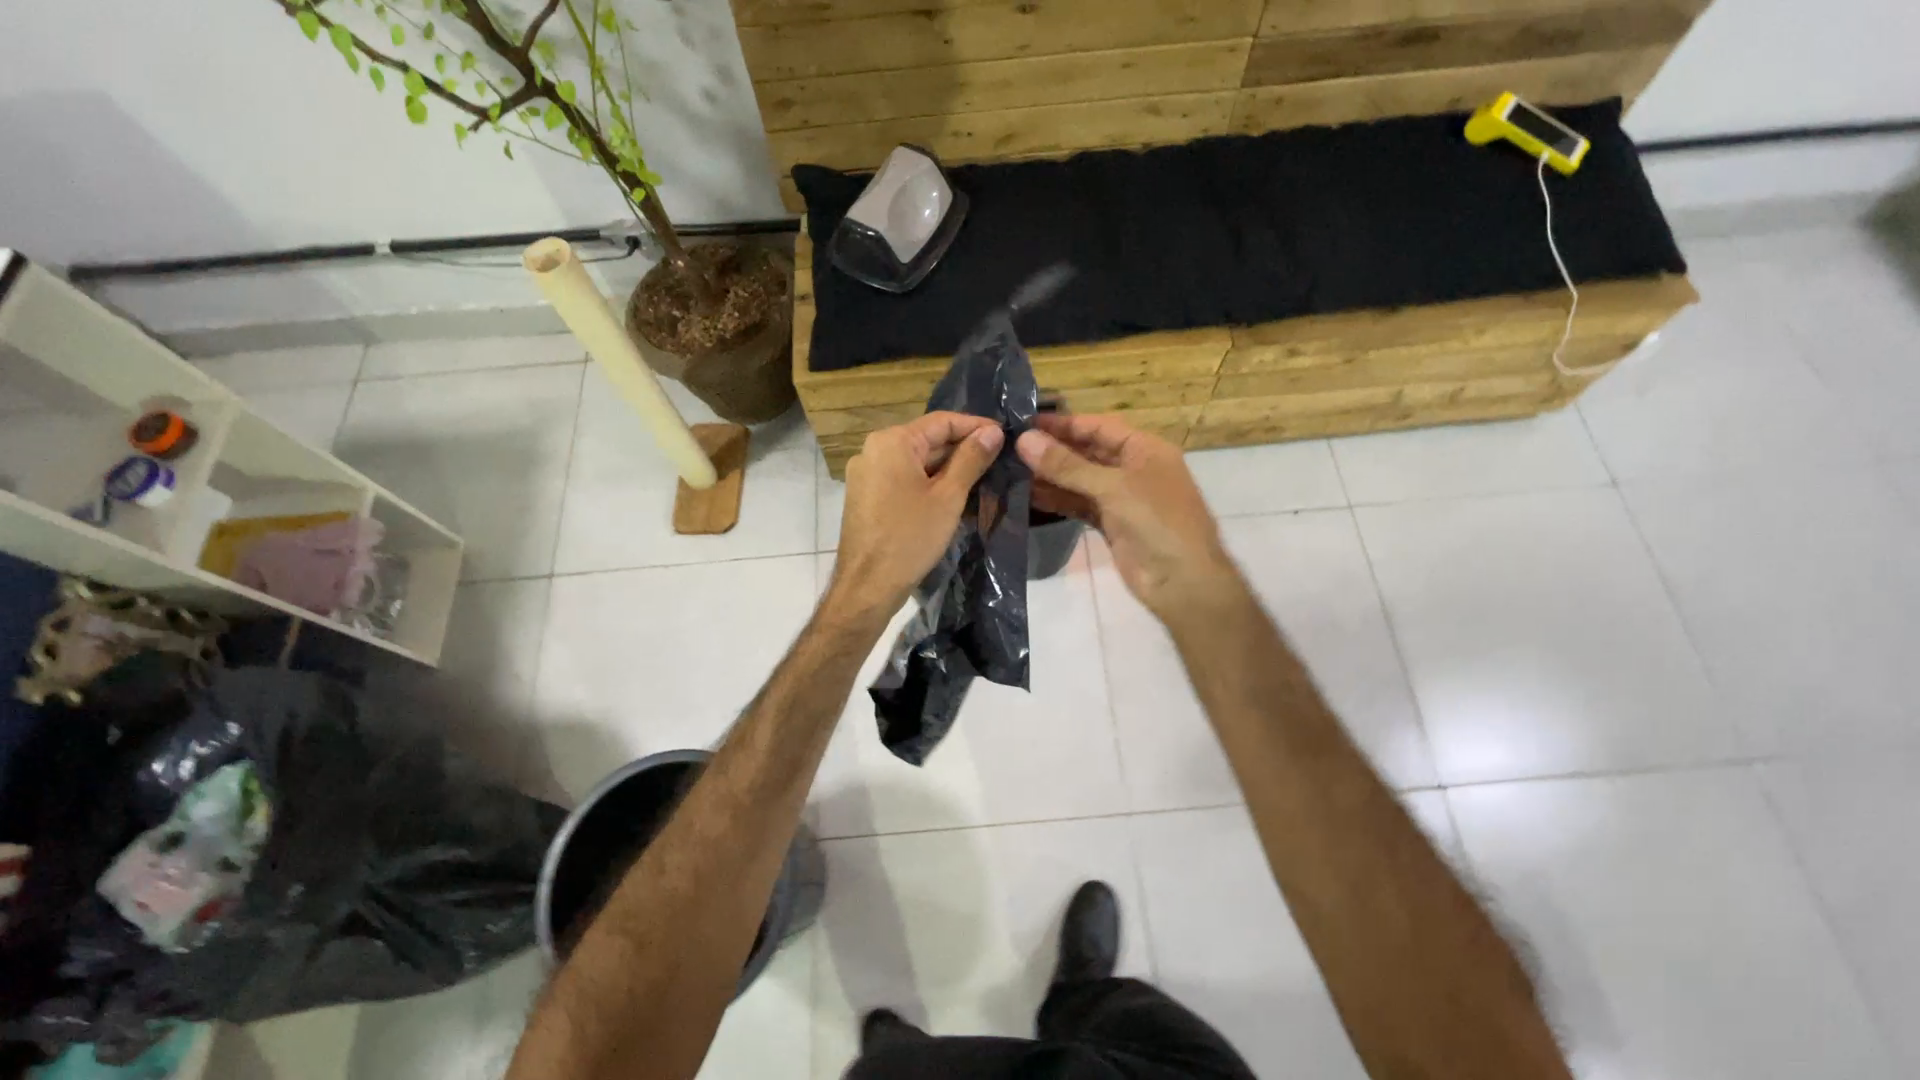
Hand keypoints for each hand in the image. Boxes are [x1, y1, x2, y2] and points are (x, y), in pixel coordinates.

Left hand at [826, 411, 1004, 619]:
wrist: (868, 585)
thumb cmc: (910, 538)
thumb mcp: (948, 497)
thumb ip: (971, 459)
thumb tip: (994, 432)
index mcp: (892, 441)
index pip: (942, 421)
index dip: (976, 426)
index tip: (1005, 436)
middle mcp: (873, 449)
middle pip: (927, 440)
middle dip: (962, 449)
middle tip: (999, 459)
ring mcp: (866, 474)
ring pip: (915, 461)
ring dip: (947, 468)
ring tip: (983, 477)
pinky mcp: (866, 496)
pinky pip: (902, 479)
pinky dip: (928, 483)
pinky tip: (952, 496)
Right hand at [1016, 414, 1242, 624]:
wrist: (1183, 581)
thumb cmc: (1156, 522)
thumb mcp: (1112, 487)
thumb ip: (1067, 465)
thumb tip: (1025, 440)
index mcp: (1145, 449)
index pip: (1099, 427)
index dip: (1064, 424)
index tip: (1025, 422)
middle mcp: (1134, 469)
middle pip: (1088, 452)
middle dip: (1053, 450)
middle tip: (1011, 447)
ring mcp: (1123, 499)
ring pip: (1081, 480)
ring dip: (1051, 476)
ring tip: (1012, 470)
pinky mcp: (1112, 525)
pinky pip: (1081, 505)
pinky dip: (1058, 500)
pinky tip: (1029, 496)